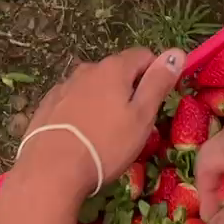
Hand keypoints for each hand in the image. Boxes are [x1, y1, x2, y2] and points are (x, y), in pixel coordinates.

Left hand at [15, 47, 184, 199]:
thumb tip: (176, 51)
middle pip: (117, 70)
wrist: (50, 172)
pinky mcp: (47, 105)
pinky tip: (80, 135)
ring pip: (93, 85)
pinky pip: (72, 100)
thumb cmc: (105, 144)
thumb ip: (159, 82)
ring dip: (103, 99)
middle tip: (132, 121)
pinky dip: (80, 111)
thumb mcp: (141, 116)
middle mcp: (89, 69)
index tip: (156, 99)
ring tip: (104, 132)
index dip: (155, 73)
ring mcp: (64, 86)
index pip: (144, 55)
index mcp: (115, 68)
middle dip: (128, 88)